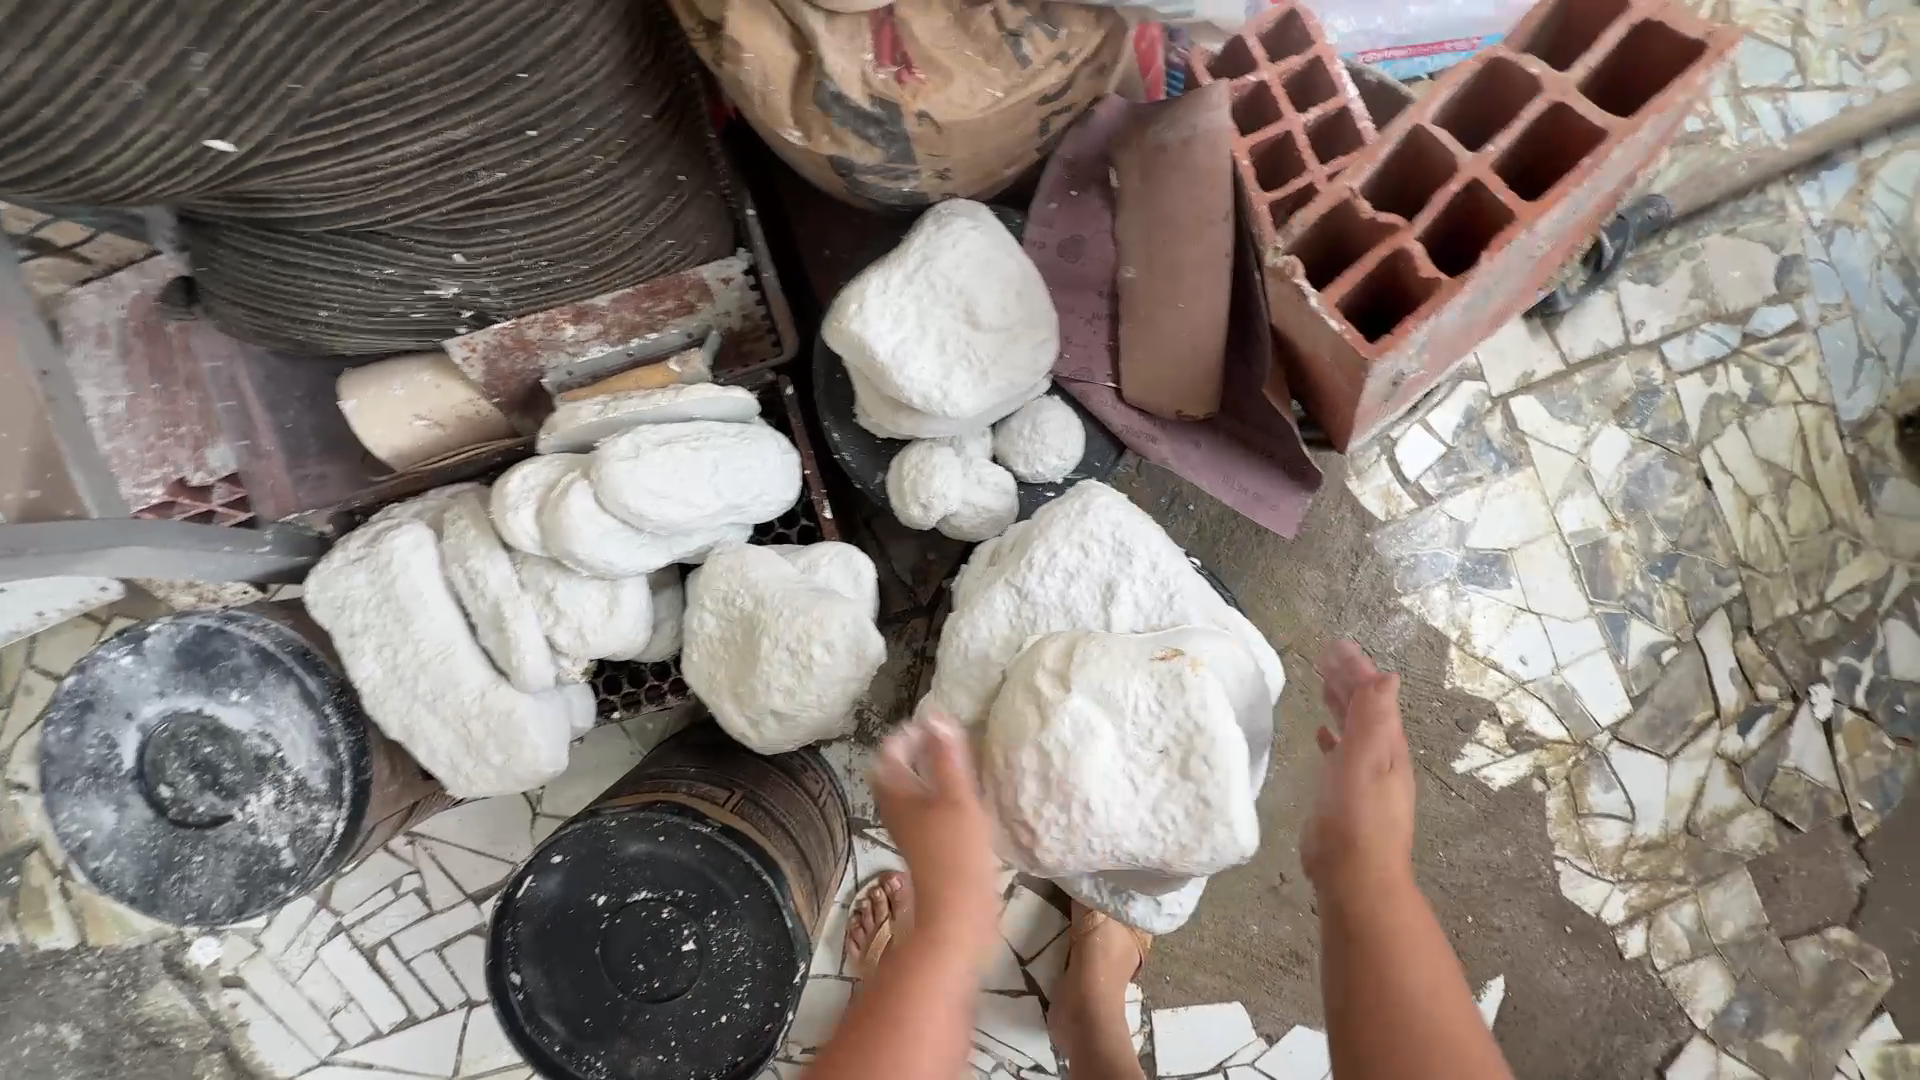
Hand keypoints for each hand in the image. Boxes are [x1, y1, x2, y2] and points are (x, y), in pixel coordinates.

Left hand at [871, 710, 1001, 946]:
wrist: (957, 913)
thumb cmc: (956, 850)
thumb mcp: (957, 795)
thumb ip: (947, 755)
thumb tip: (937, 716)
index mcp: (895, 791)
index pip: (890, 749)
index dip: (910, 732)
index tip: (938, 726)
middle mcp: (894, 807)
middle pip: (896, 768)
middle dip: (917, 749)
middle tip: (946, 740)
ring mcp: (907, 828)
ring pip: (910, 788)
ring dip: (928, 770)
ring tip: (956, 763)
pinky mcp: (922, 844)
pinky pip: (922, 806)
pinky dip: (936, 793)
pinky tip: (962, 798)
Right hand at [1300, 641, 1415, 897]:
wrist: (1354, 874)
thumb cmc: (1358, 816)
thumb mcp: (1366, 762)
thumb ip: (1374, 720)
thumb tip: (1387, 677)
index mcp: (1387, 747)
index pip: (1374, 697)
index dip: (1357, 670)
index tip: (1337, 645)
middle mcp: (1379, 757)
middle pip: (1365, 708)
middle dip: (1349, 680)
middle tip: (1326, 654)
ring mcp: (1362, 775)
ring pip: (1353, 727)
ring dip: (1341, 702)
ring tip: (1324, 682)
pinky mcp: (1342, 792)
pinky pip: (1340, 751)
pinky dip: (1333, 734)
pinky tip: (1321, 732)